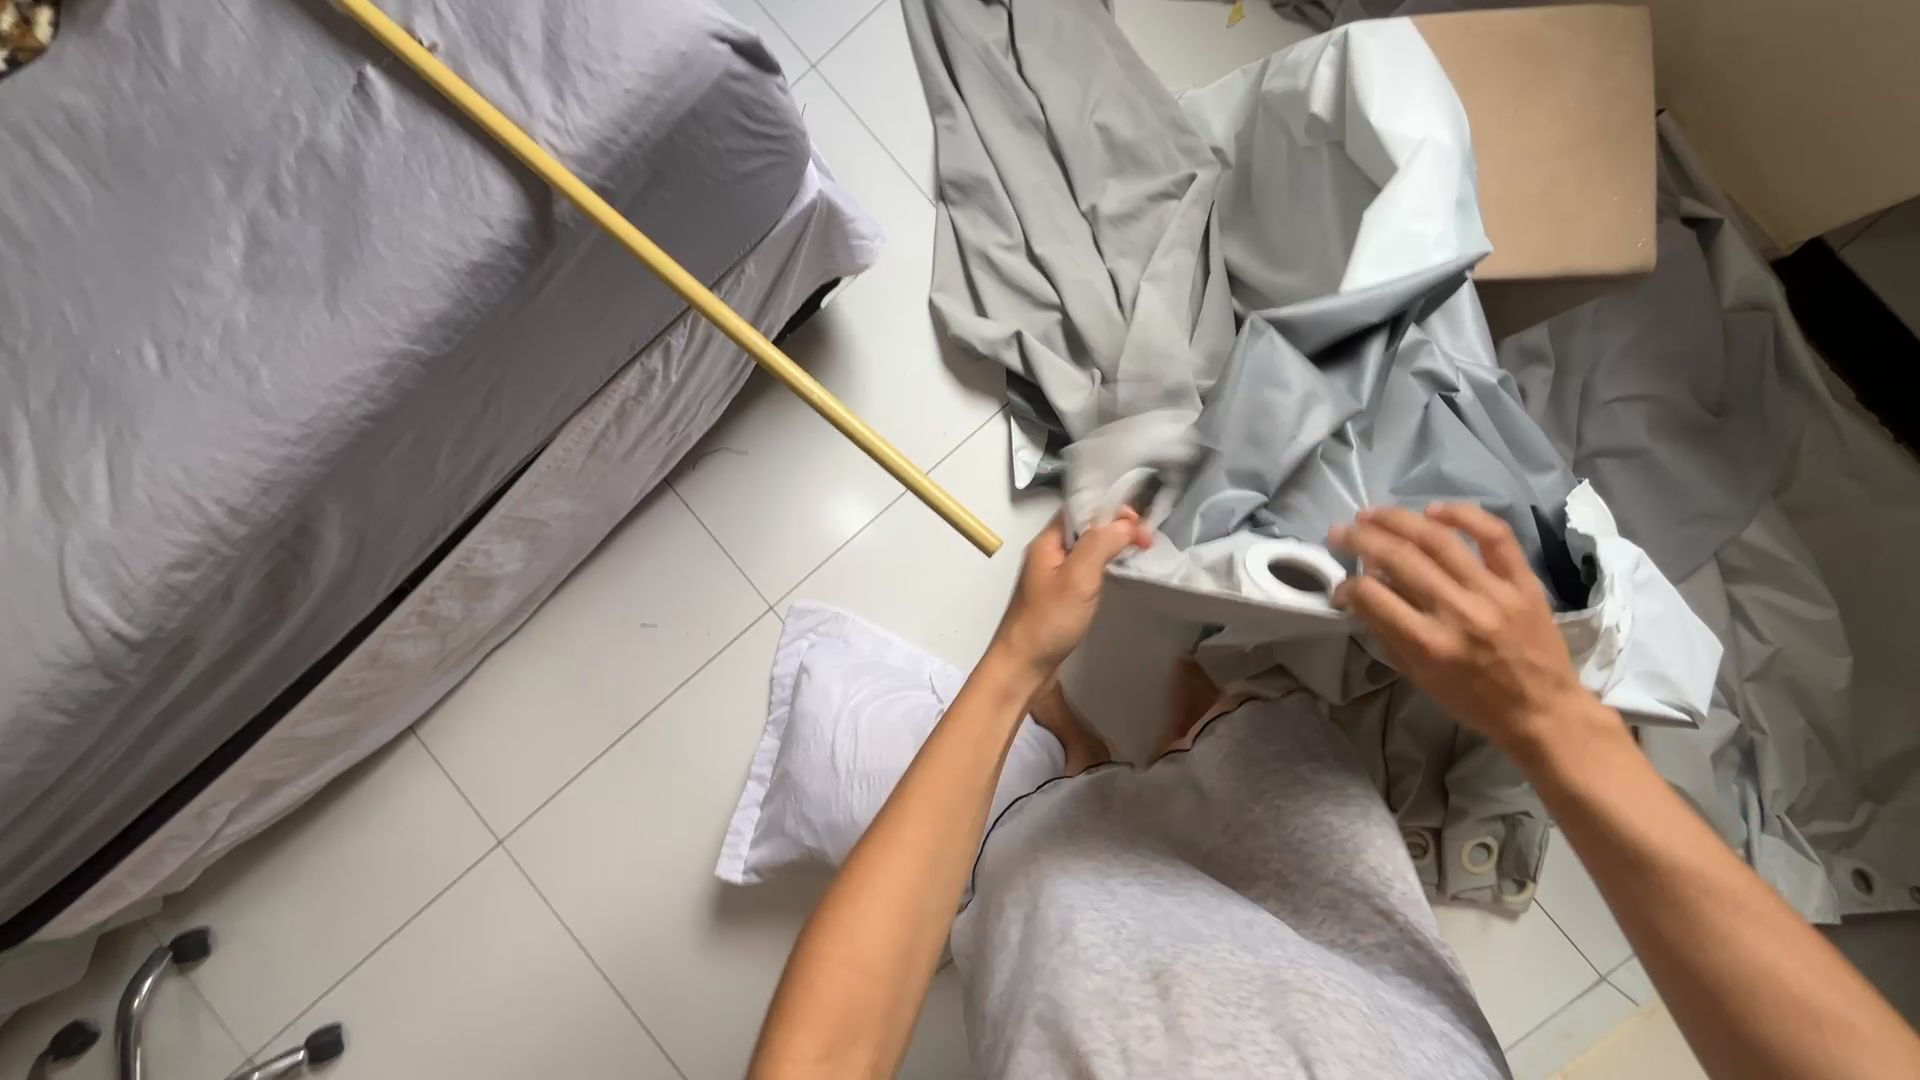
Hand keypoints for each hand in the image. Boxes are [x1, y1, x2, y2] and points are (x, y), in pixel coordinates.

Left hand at [989, 509, 1152, 678]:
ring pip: (1086, 549)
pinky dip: (1105, 566)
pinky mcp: (1059, 596)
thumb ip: (1100, 544)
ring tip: (1139, 550)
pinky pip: (1085, 570)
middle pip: (1085, 527)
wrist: (1023, 666)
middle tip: (1146, 539)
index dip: (1111, 509)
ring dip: (1112, 546)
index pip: (1081, 509)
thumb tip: (1125, 522)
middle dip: (1116, 527)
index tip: (1139, 522)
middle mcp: (1048, 554)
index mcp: (1047, 542)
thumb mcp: (1078, 578)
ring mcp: (1052, 576)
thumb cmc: (1048, 622)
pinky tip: (1119, 573)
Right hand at [1328, 504, 1599, 750]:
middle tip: (1339, 532)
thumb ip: (1387, 633)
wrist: (1545, 711)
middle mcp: (1458, 612)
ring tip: (1371, 514)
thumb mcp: (1417, 676)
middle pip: (1398, 558)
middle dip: (1359, 539)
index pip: (1371, 596)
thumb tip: (1363, 595)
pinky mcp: (1523, 582)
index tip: (1340, 587)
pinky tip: (1434, 510)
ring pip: (1438, 539)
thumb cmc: (1472, 700)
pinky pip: (1495, 536)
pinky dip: (1463, 516)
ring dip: (1397, 520)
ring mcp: (1494, 592)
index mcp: (1429, 643)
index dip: (1347, 586)